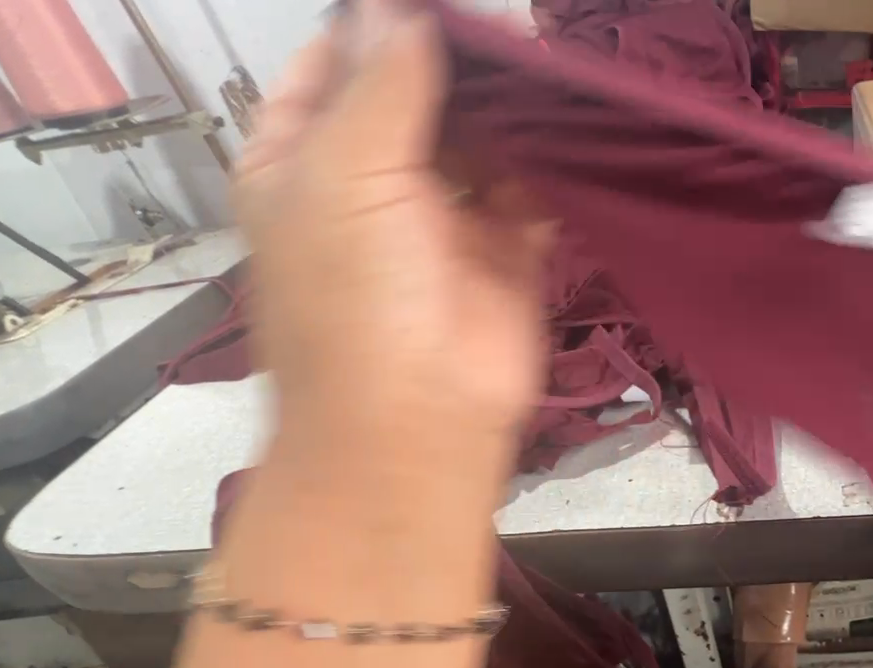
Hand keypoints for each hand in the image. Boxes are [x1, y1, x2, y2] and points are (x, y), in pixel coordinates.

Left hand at [235, 0, 550, 445]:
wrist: (420, 420)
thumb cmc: (358, 296)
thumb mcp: (347, 172)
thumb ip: (382, 84)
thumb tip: (402, 6)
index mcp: (304, 161)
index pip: (335, 66)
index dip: (380, 26)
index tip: (439, 3)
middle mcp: (372, 186)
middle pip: (415, 100)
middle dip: (455, 64)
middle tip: (512, 28)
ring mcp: (444, 224)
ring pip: (477, 145)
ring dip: (504, 110)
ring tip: (545, 62)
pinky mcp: (505, 257)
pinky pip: (526, 196)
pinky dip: (545, 165)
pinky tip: (568, 127)